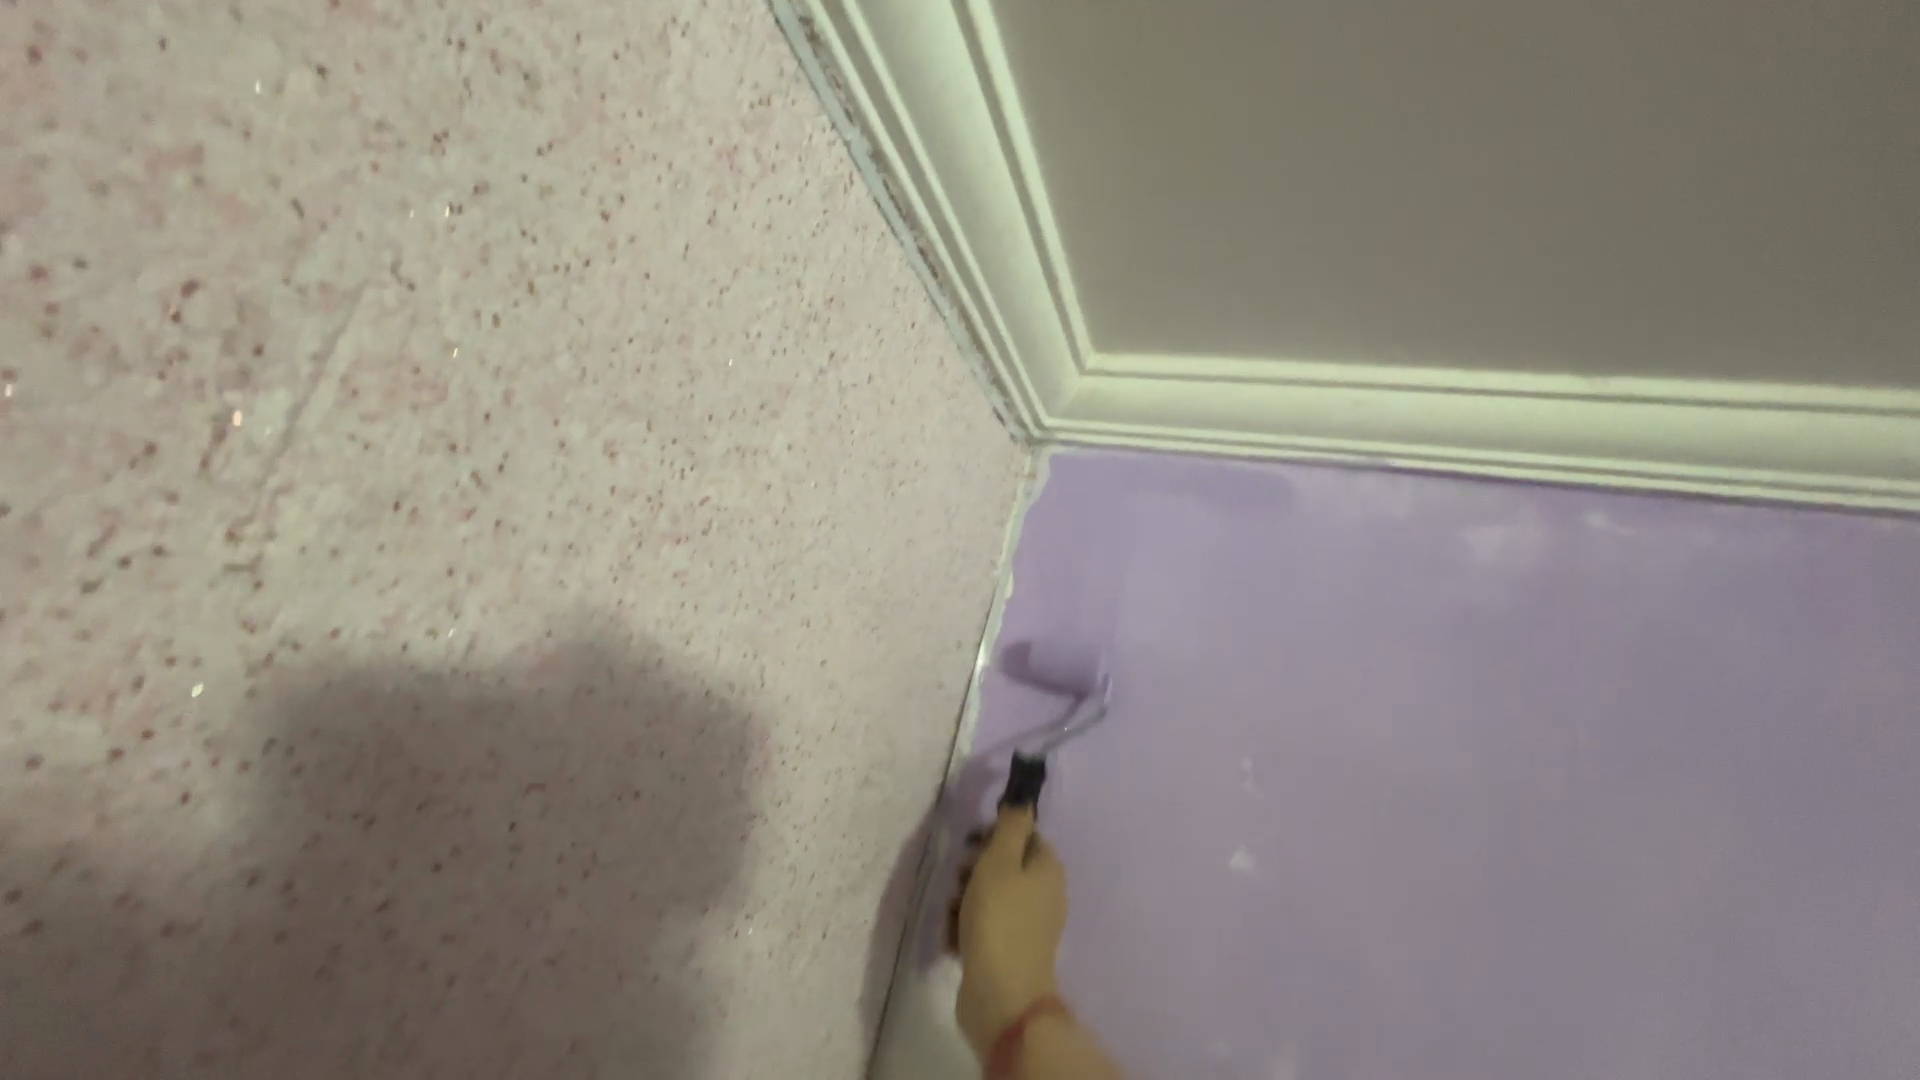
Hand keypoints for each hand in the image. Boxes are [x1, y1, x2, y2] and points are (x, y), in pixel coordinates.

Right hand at [953, 805, 1066, 1057]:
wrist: (1001, 995)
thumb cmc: (999, 919)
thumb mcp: (1001, 860)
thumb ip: (1011, 825)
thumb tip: (1022, 799)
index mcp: (1048, 868)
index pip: (1024, 834)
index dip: (995, 834)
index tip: (971, 843)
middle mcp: (1044, 893)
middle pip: (1003, 864)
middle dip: (973, 868)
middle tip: (959, 878)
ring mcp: (1027, 925)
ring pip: (988, 895)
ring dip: (963, 899)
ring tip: (952, 913)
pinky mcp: (1009, 950)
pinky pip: (983, 925)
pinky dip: (965, 927)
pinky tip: (952, 937)